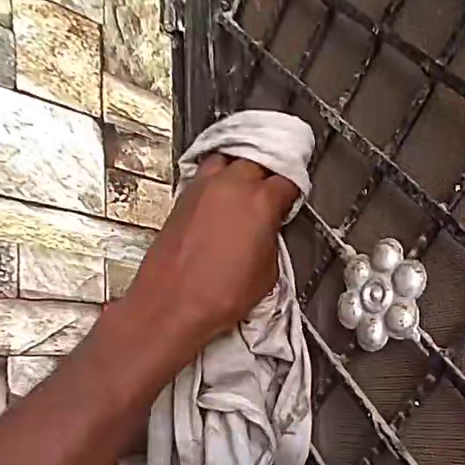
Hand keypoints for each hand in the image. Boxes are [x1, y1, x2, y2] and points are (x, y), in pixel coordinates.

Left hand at [121, 153, 301, 356]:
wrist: (171, 304)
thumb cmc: (221, 295)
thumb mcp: (266, 272)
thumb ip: (271, 239)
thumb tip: (268, 230)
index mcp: (260, 202)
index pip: (287, 181)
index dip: (293, 191)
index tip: (292, 200)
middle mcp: (231, 186)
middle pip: (257, 161)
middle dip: (267, 173)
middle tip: (271, 190)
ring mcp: (202, 188)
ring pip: (227, 159)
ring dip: (238, 168)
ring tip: (244, 185)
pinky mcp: (182, 198)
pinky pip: (204, 176)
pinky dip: (216, 180)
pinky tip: (220, 198)